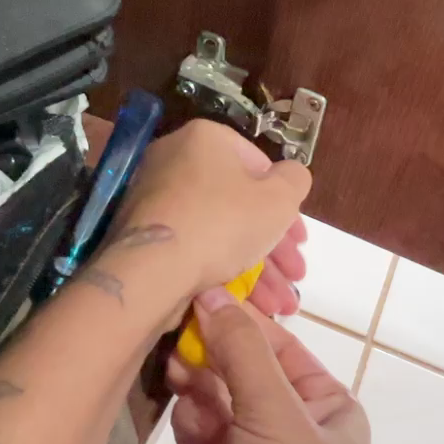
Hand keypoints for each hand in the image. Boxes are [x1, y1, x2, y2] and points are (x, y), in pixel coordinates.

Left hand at [107, 119, 310, 316]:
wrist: (151, 269)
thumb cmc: (223, 222)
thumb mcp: (279, 198)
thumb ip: (295, 180)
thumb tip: (290, 177)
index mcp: (206, 138)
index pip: (259, 165)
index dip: (287, 205)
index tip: (299, 241)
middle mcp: (175, 160)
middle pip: (239, 203)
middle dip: (273, 246)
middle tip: (293, 277)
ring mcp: (155, 198)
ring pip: (219, 230)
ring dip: (255, 267)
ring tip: (278, 305)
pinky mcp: (144, 234)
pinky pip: (193, 246)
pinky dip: (221, 270)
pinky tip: (245, 301)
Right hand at [165, 295, 389, 443]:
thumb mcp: (278, 417)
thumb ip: (241, 352)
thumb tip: (211, 290)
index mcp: (325, 404)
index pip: (277, 345)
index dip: (239, 316)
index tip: (196, 286)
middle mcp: (289, 424)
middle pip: (242, 369)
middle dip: (210, 348)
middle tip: (170, 323)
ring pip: (216, 400)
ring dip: (194, 378)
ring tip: (168, 359)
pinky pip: (197, 434)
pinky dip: (185, 414)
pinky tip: (173, 396)